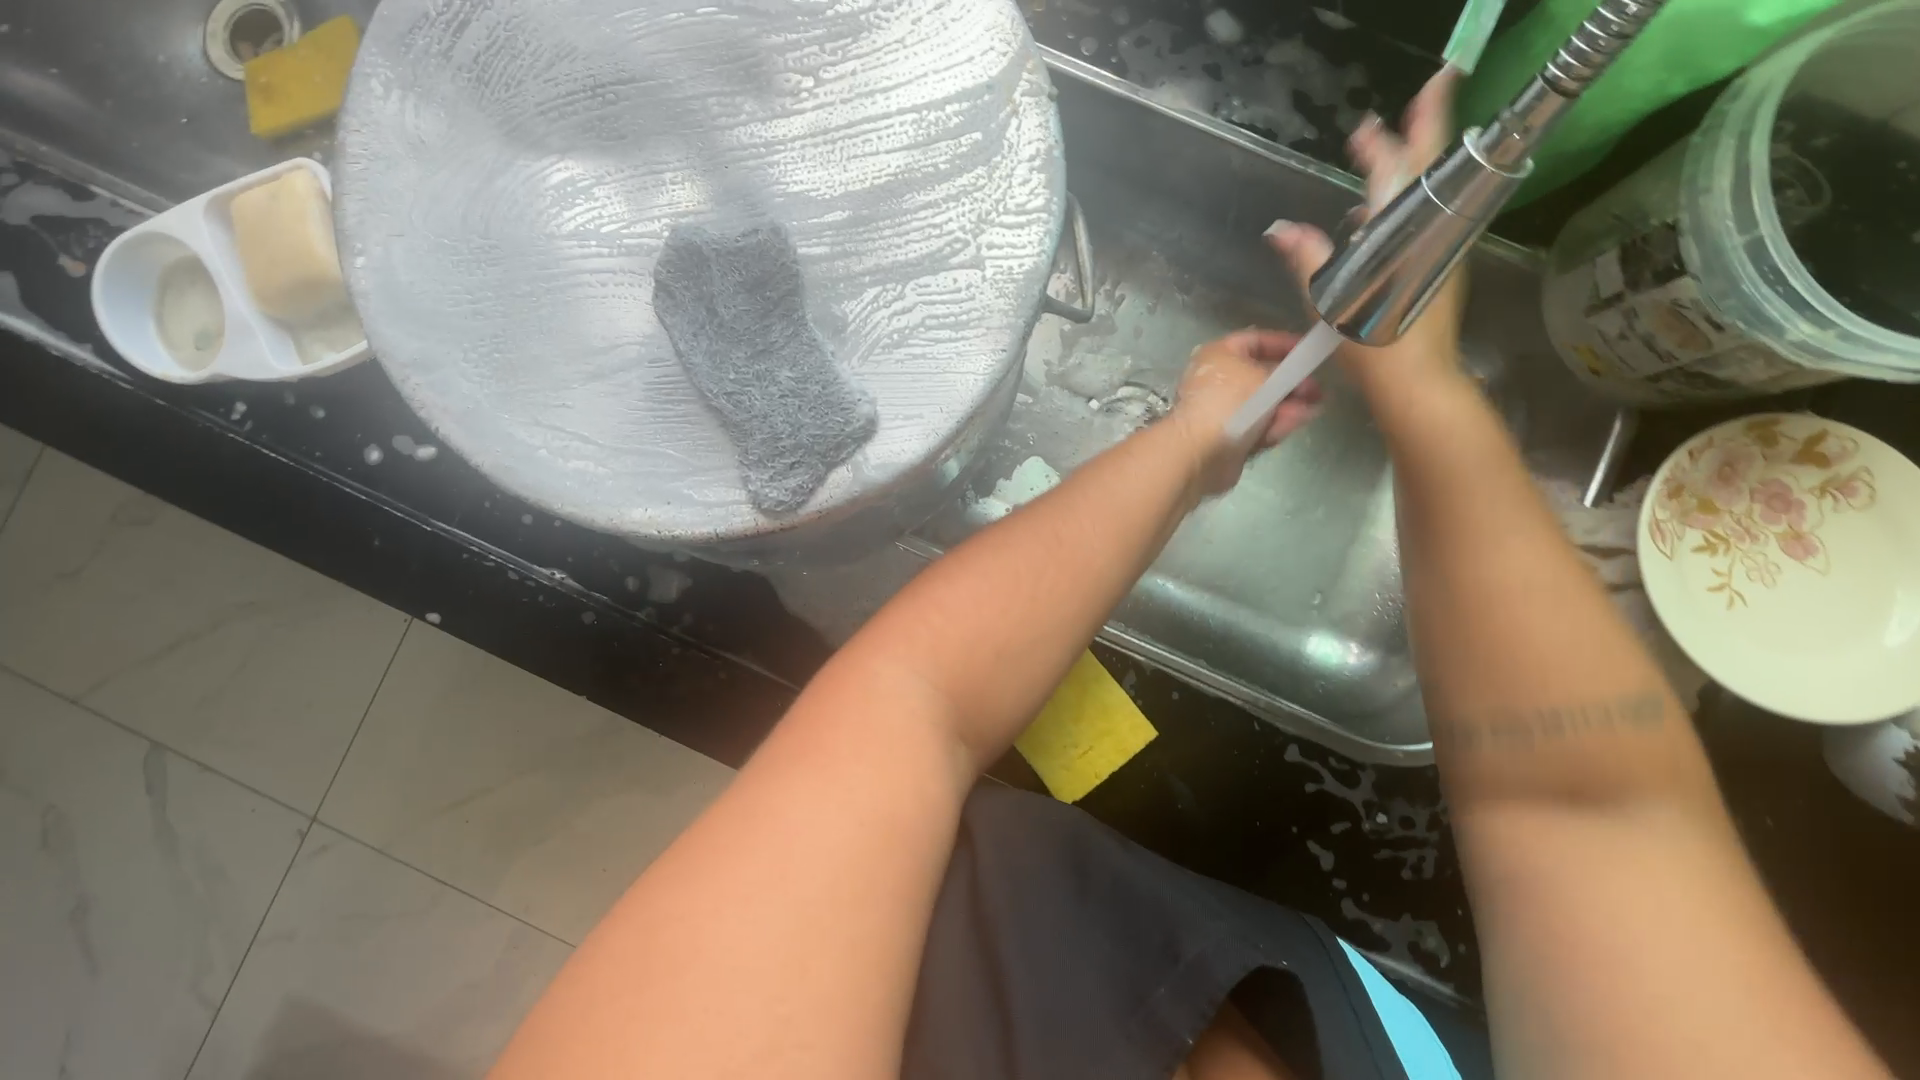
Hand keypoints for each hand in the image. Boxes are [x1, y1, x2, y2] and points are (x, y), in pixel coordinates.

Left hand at [1169, 330, 1324, 496]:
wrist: (1200, 452)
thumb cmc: (1231, 403)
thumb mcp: (1265, 377)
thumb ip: (1287, 372)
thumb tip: (1298, 376)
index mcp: (1219, 355)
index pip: (1255, 340)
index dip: (1284, 344)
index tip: (1309, 351)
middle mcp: (1218, 380)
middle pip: (1261, 375)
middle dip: (1291, 381)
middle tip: (1317, 388)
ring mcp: (1222, 410)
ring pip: (1262, 403)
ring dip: (1289, 403)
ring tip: (1316, 405)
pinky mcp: (1228, 436)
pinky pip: (1257, 424)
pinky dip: (1277, 422)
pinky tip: (1300, 420)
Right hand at [1264, 69, 1467, 392]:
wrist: (1417, 382)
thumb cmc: (1370, 345)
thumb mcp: (1329, 302)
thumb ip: (1306, 259)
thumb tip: (1279, 230)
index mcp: (1398, 233)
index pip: (1396, 170)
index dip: (1391, 138)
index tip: (1388, 112)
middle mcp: (1428, 231)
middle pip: (1428, 168)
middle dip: (1423, 130)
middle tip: (1418, 101)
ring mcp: (1441, 249)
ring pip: (1430, 194)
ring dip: (1411, 171)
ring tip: (1386, 161)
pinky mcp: (1443, 268)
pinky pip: (1427, 222)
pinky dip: (1407, 207)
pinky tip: (1381, 221)